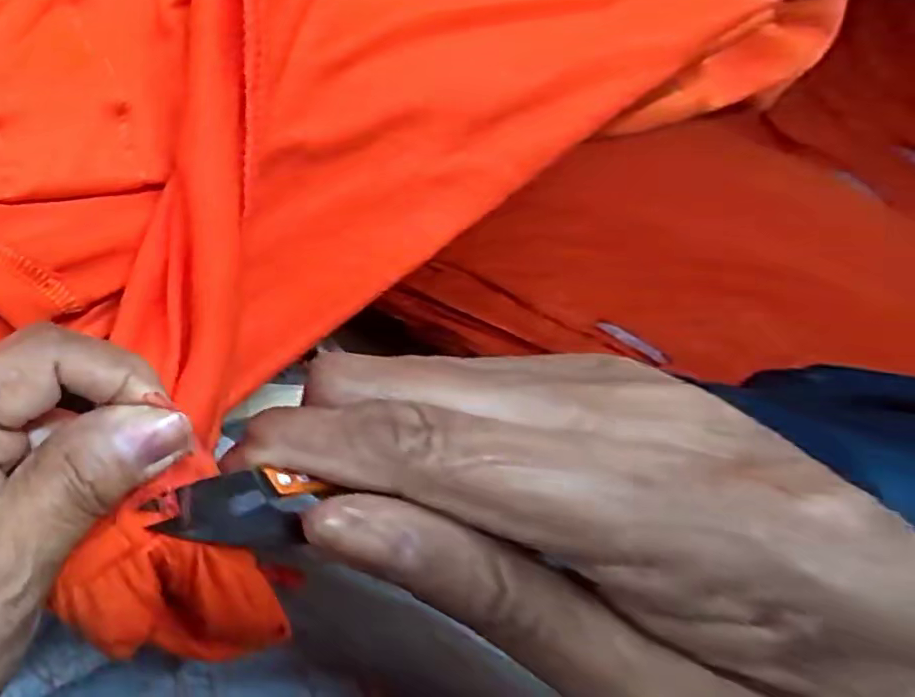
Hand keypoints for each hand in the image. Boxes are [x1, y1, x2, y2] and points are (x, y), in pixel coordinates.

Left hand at [0, 324, 194, 696]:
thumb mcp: (9, 562)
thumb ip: (80, 481)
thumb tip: (165, 421)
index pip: (42, 355)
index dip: (116, 376)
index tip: (174, 429)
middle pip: (43, 361)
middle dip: (113, 391)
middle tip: (168, 445)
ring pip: (45, 387)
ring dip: (103, 415)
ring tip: (149, 458)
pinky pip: (35, 421)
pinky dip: (81, 440)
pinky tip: (109, 471)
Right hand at [227, 353, 914, 696]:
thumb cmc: (804, 696)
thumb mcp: (651, 695)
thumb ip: (482, 588)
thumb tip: (324, 522)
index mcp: (654, 497)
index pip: (416, 445)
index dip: (301, 451)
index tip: (227, 478)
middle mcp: (608, 400)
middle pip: (385, 382)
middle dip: (307, 433)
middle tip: (284, 502)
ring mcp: (594, 370)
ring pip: (397, 367)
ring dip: (343, 424)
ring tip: (343, 491)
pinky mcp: (580, 367)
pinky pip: (436, 373)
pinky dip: (391, 415)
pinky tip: (410, 467)